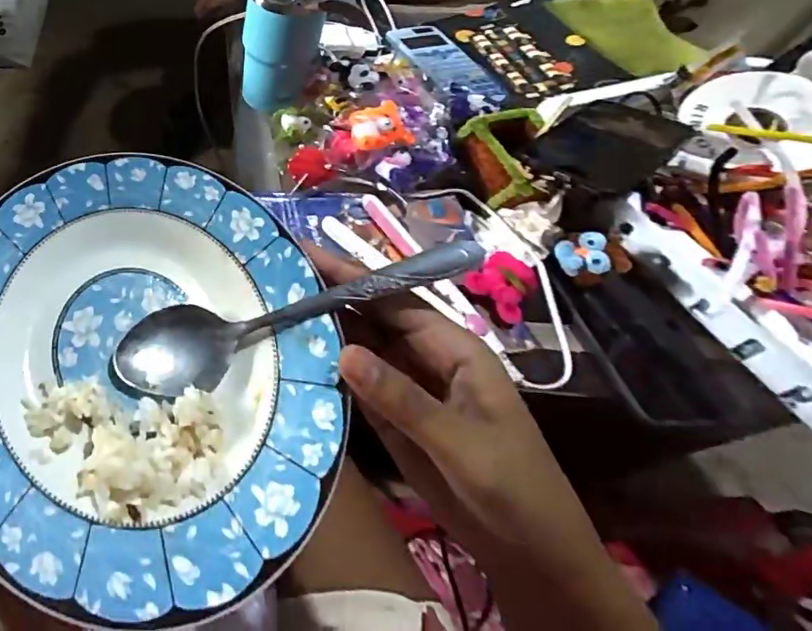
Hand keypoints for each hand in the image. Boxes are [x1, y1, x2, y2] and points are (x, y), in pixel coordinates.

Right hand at [304, 245, 656, 630]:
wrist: (536, 557)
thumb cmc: (514, 490)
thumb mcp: (461, 443)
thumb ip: (402, 399)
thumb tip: (343, 352)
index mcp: (453, 348)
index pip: (394, 300)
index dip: (351, 276)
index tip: (306, 253)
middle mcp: (427, 358)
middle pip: (372, 318)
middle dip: (330, 297)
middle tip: (275, 280)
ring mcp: (410, 388)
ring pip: (361, 349)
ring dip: (325, 332)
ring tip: (276, 311)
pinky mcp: (396, 419)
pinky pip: (359, 386)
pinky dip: (330, 372)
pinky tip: (297, 361)